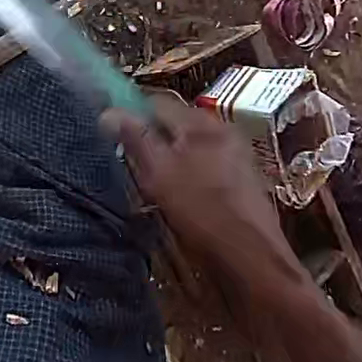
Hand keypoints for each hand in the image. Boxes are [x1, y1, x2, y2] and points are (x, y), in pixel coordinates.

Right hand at [102, 97, 305, 294]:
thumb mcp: (160, 174)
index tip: (113, 137)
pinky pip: (207, 166)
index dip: (132, 115)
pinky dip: (191, 175)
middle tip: (133, 167)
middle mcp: (223, 129)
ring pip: (191, 147)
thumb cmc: (203, 213)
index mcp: (202, 121)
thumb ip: (136, 139)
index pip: (157, 102)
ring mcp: (237, 154)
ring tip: (155, 187)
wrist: (253, 259)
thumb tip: (108, 111)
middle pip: (176, 124)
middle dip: (152, 141)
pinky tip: (184, 201)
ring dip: (171, 160)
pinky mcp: (244, 180)